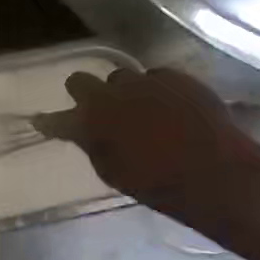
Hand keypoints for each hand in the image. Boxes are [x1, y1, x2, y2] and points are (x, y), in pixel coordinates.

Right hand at [33, 68, 259, 216]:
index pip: (56, 119)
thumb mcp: (111, 171)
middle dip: (82, 93)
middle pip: (80, 81)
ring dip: (122, 90)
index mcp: (89, 122)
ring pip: (120, 77)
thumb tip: (87, 133)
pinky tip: (167, 105)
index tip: (43, 122)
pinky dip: (155, 89)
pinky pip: (155, 76)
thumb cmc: (157, 183)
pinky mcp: (176, 77)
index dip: (49, 121)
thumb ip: (94, 145)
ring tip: (137, 107)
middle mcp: (110, 94)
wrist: (215, 172)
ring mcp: (144, 81)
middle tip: (94, 109)